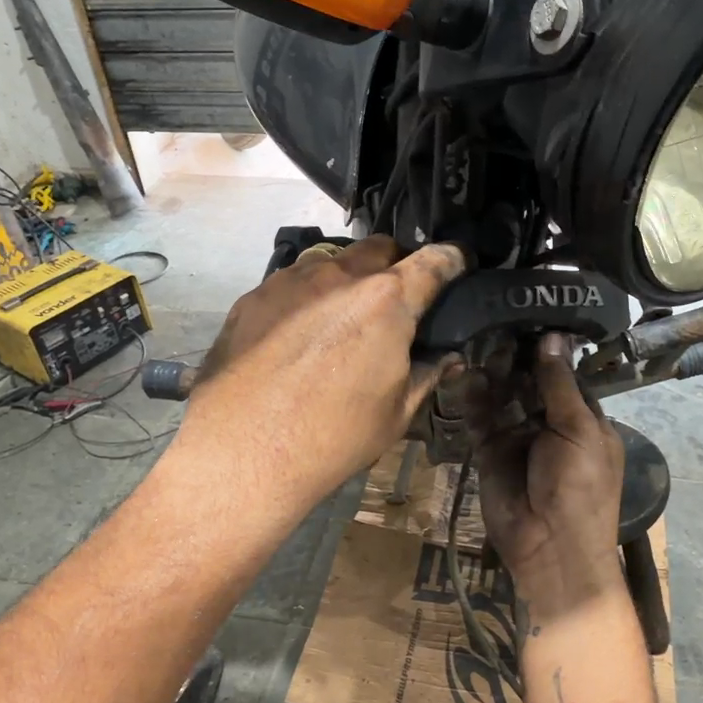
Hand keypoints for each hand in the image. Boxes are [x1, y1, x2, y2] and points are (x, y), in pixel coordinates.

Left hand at [175, 235, 465, 512]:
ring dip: (347, 278)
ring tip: (343, 316)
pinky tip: (298, 335)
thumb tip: (448, 358)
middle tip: (396, 300)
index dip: (452, 260)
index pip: (433, 262)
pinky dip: (306, 298)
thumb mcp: (395, 415)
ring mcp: (290, 281)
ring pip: (330, 260)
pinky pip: (291, 283)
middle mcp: (339, 276)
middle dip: (395, 265)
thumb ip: (425, 375)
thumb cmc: (332, 439)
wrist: (244, 454)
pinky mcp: (253, 298)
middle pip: (379, 248)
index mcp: (386, 302)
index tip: (458, 264)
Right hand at [471, 334, 626, 618]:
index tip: (528, 310)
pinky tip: (464, 372)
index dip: (547, 348)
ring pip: (501, 396)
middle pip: (528, 381)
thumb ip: (560, 384)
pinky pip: (479, 418)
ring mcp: (517, 437)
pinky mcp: (489, 451)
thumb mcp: (579, 430)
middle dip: (514, 355)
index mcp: (583, 417)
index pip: (563, 373)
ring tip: (476, 337)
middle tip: (494, 318)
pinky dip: (472, 397)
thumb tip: (554, 336)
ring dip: (491, 371)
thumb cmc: (580, 486)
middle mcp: (549, 422)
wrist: (551, 546)